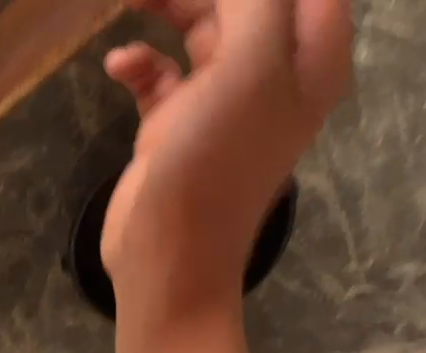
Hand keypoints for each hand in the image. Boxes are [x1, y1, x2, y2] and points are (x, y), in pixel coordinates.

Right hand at [101, 0, 353, 320]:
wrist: (168, 254)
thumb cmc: (216, 161)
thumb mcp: (249, 65)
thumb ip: (252, 1)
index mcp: (308, 53)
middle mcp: (270, 71)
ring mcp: (219, 102)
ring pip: (199, 29)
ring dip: (167, 8)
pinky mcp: (172, 128)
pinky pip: (159, 77)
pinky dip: (139, 64)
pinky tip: (116, 65)